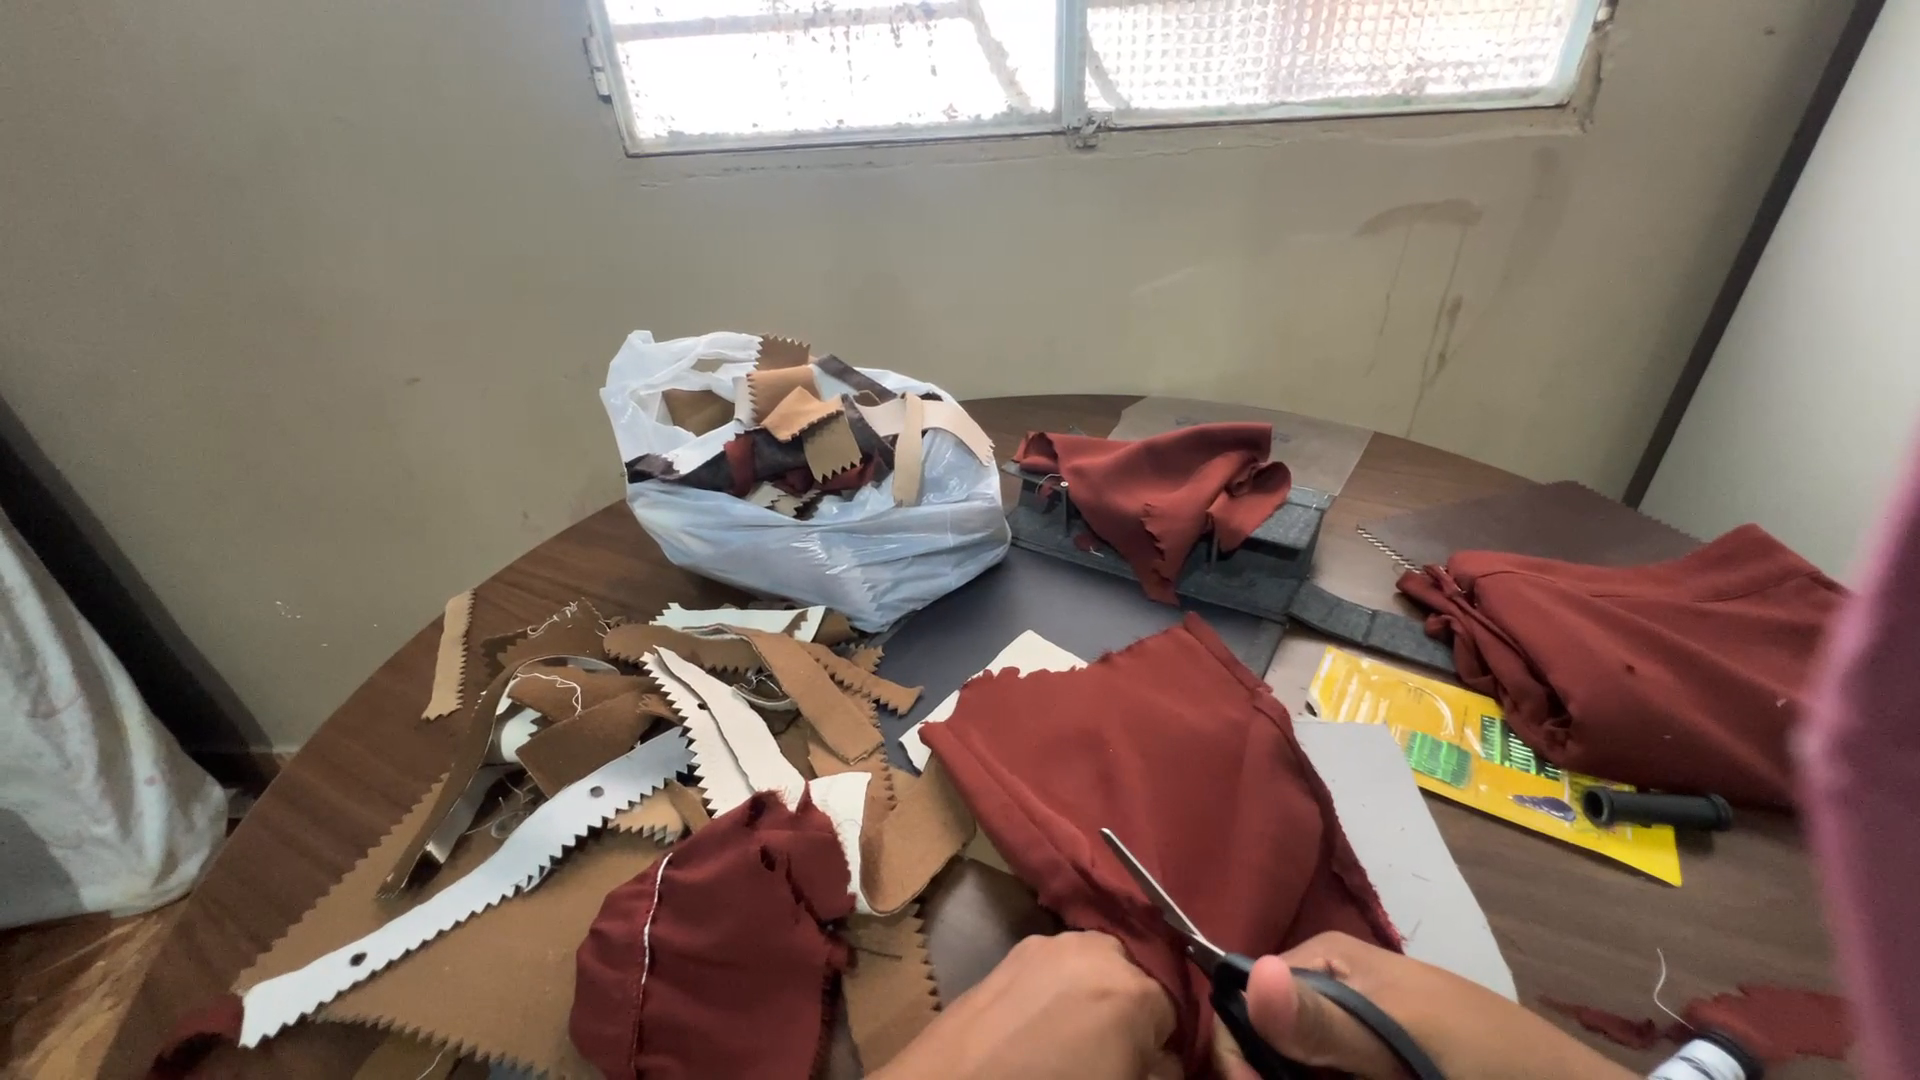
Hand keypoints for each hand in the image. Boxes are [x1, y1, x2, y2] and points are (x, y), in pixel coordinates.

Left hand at [872, 931, 1178, 1079]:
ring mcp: (1051, 944)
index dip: (1166, 1041)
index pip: (1177, 1009)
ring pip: (1095, 962)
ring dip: (1095, 991)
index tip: (1151, 1062)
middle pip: (1136, 976)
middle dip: (1132, 1009)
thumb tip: (1163, 1061)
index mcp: (1135, 989)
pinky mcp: (1015, 950)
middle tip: (1112, 1051)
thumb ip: (1158, 1070)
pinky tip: (1042, 1022)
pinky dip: (1060, 985)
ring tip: (1074, 1037)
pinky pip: (1057, 963)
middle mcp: (1096, 950)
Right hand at [1212, 933, 1636, 1079]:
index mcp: (1320, 962)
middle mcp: (1326, 994)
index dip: (1238, 1056)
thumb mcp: (1401, 1038)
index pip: (1241, 1001)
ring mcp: (1352, 1039)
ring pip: (1298, 1071)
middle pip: (1267, 1046)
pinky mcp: (1374, 1068)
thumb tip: (1252, 975)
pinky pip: (1331, 1077)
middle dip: (1276, 1079)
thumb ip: (1323, 1020)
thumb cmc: (1486, 1058)